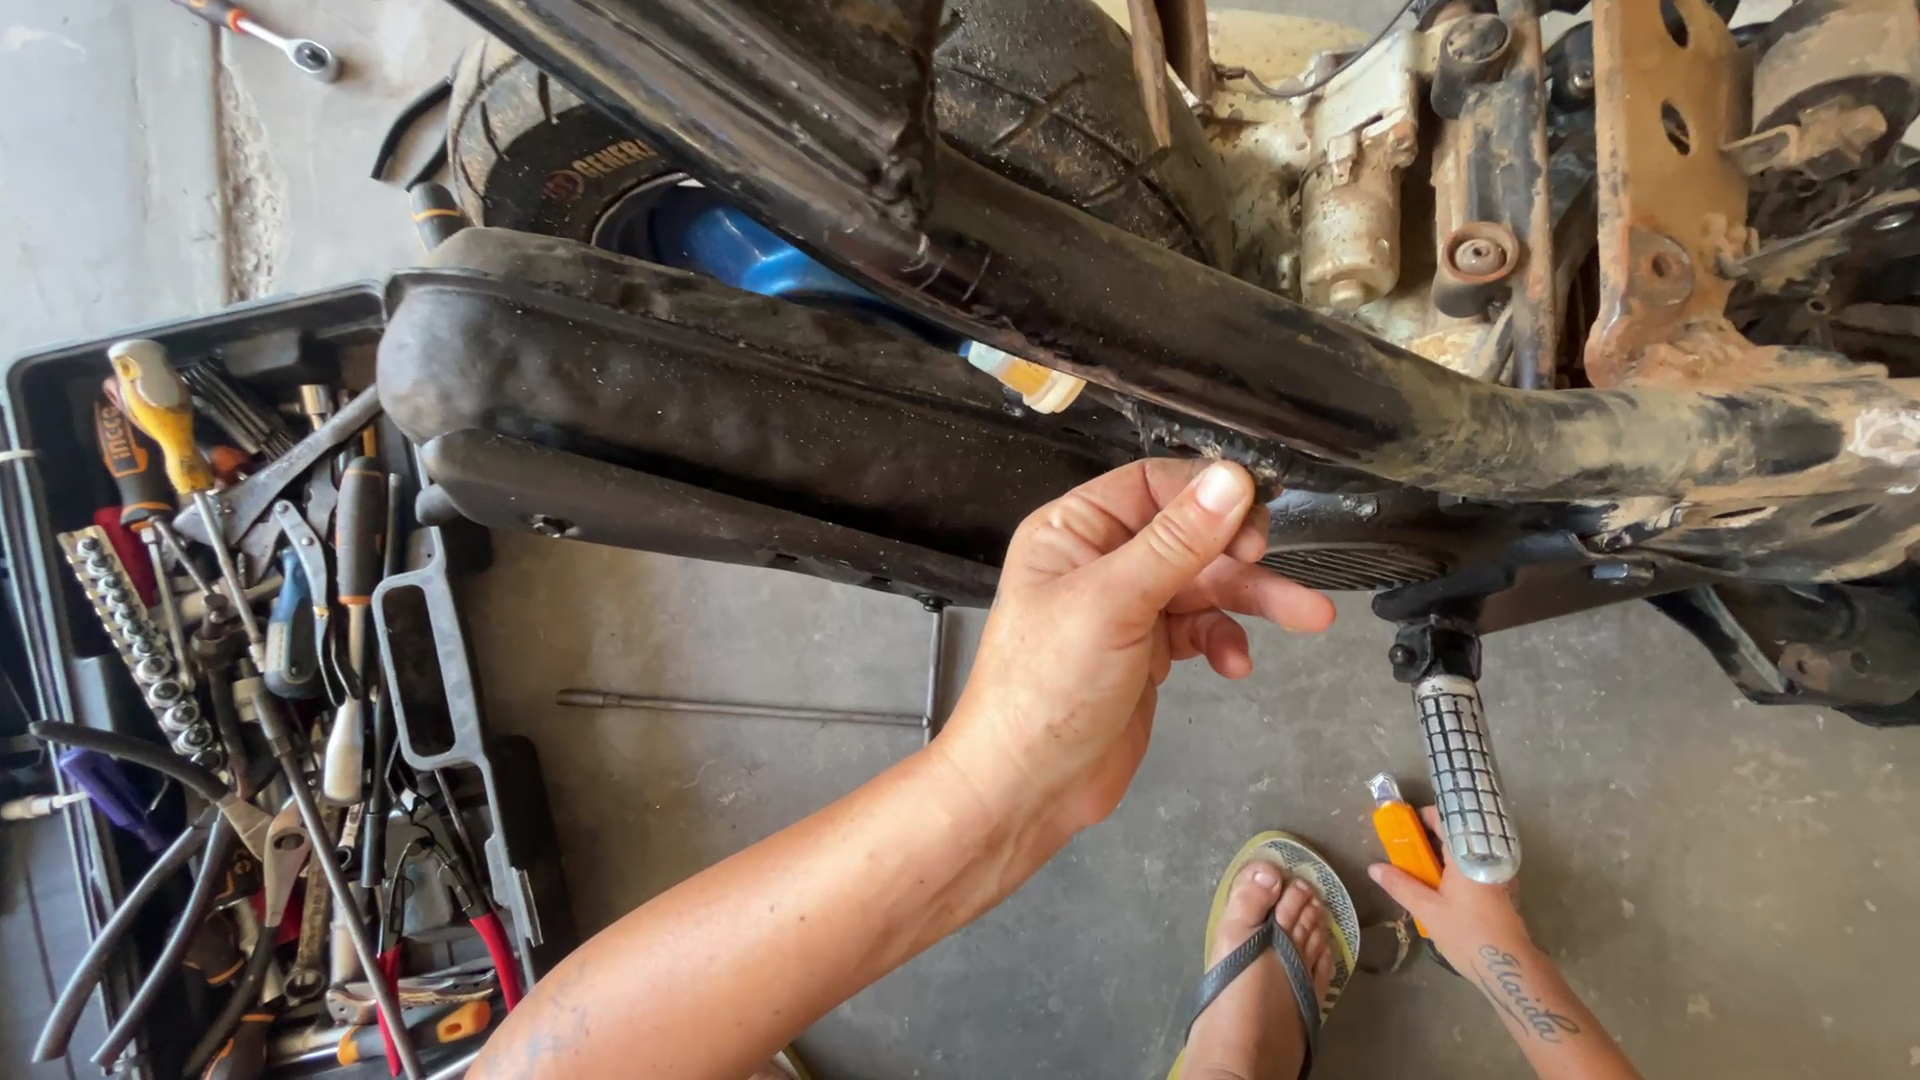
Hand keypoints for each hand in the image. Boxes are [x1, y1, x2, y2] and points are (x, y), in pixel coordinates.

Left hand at [936, 459, 1335, 834]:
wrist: (1029, 786)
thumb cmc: (1049, 684)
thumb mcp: (1112, 603)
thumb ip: (1176, 542)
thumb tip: (1233, 478)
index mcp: (1072, 531)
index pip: (1149, 486)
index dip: (1203, 492)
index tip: (1253, 511)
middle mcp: (1099, 561)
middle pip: (1186, 535)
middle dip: (1236, 551)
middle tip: (1271, 561)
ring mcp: (1125, 608)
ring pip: (1201, 585)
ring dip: (1251, 599)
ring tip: (1309, 616)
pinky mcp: (1146, 651)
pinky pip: (1198, 629)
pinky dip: (1221, 641)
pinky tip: (1234, 664)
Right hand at [1369, 805, 1532, 961]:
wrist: (1514, 973)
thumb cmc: (1470, 935)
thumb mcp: (1428, 911)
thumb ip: (1401, 886)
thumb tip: (1375, 868)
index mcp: (1469, 859)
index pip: (1449, 821)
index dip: (1426, 816)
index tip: (1406, 824)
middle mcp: (1487, 863)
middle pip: (1457, 837)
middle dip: (1429, 838)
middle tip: (1407, 849)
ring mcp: (1497, 879)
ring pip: (1466, 855)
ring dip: (1442, 856)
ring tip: (1420, 870)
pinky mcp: (1501, 895)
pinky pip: (1474, 870)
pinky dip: (1455, 870)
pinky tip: (1441, 889)